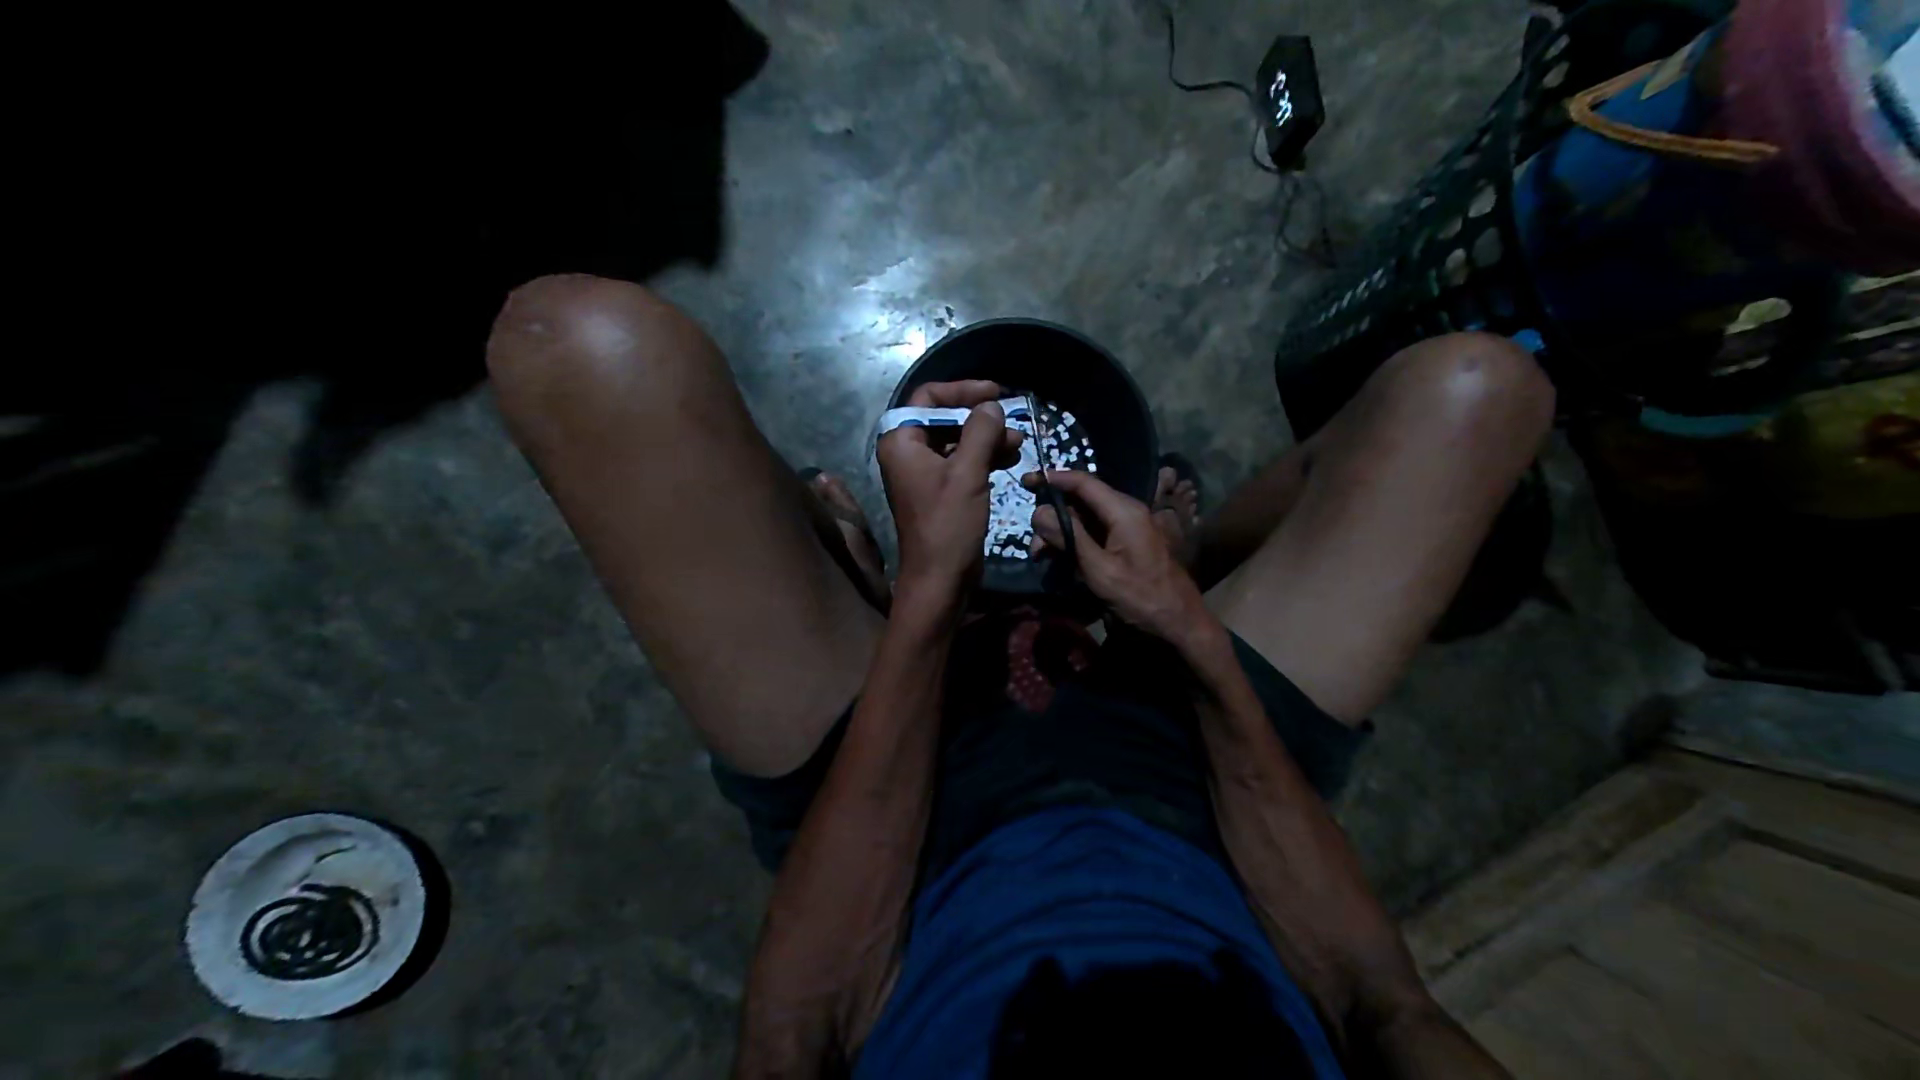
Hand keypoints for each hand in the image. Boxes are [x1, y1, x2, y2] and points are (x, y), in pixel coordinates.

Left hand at [877, 380, 1022, 599]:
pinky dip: (983, 457)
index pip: (928, 397)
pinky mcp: (939, 491)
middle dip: (980, 419)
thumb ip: (980, 432)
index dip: (962, 390)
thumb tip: (992, 406)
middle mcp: (907, 453)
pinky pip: (961, 462)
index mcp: (901, 441)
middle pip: (944, 418)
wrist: (940, 578)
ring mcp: (923, 473)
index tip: (995, 393)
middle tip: (1013, 422)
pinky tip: (1009, 459)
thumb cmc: (948, 524)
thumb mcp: (967, 472)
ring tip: (1018, 444)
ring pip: (956, 441)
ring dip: (987, 439)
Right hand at [1026, 470, 1213, 647]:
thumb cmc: (1140, 596)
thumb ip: (1069, 537)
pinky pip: (1097, 532)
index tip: (1026, 481)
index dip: (1053, 478)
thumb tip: (1039, 512)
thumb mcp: (1099, 569)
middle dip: (1053, 518)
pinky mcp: (1130, 542)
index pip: (1083, 482)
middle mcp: (1128, 511)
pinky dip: (1077, 543)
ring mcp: (1130, 527)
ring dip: (1062, 534)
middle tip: (1034, 546)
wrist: (1179, 622)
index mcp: (1124, 510)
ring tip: (1044, 559)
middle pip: (1082, 502)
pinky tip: (1063, 561)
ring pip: (1087, 519)